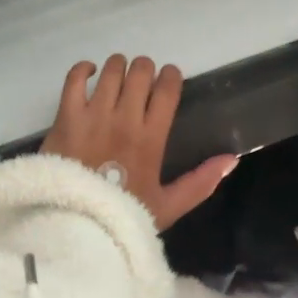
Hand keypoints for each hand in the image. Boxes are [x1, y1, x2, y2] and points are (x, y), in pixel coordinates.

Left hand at [41, 55, 238, 229]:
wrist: (72, 230)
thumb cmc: (121, 218)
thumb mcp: (167, 207)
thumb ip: (200, 182)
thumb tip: (231, 159)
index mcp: (151, 137)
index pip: (167, 88)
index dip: (171, 75)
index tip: (169, 79)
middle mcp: (124, 118)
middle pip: (141, 71)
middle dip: (146, 70)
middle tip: (142, 82)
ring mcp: (93, 114)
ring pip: (112, 70)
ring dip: (119, 67)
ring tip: (118, 77)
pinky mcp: (66, 116)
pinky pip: (75, 77)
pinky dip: (84, 69)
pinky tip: (90, 73)